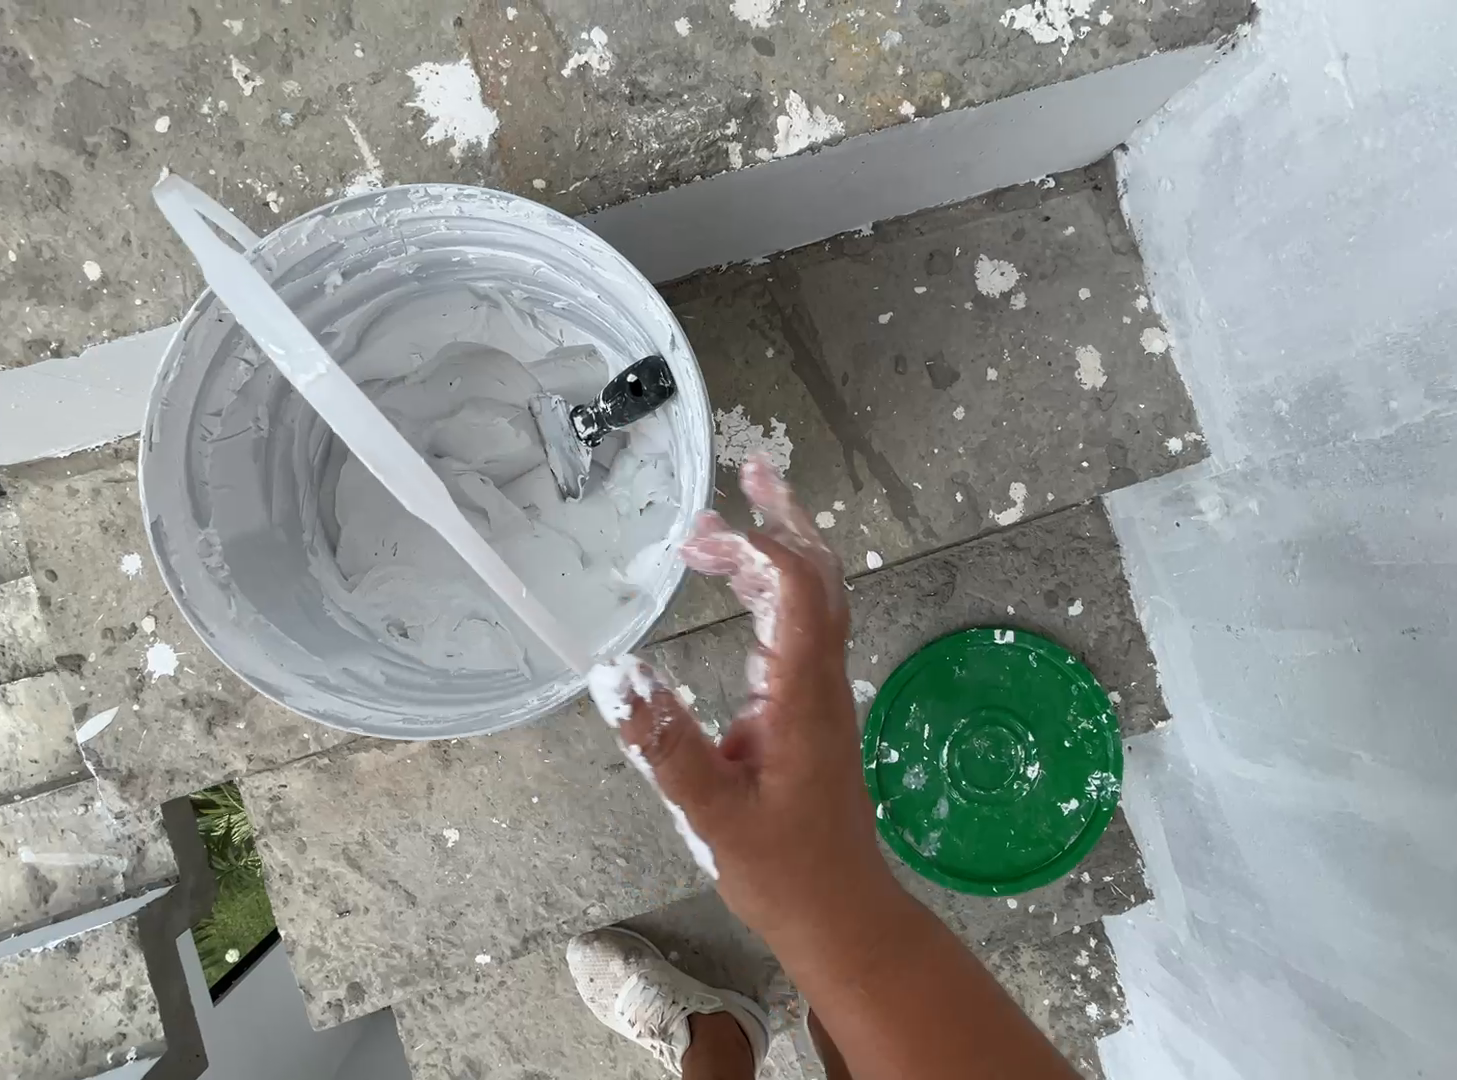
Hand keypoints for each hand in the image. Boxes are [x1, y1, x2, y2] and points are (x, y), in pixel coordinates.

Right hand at [587, 455, 902, 948]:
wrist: (842, 910)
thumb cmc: (782, 870)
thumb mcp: (712, 815)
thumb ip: (664, 745)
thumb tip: (615, 675)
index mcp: (803, 694)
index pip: (795, 592)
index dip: (756, 548)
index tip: (701, 532)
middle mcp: (821, 678)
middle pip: (820, 577)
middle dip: (785, 520)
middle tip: (747, 475)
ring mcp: (822, 689)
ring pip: (815, 597)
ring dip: (778, 550)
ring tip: (725, 522)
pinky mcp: (813, 703)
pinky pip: (801, 626)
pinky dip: (773, 590)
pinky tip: (741, 584)